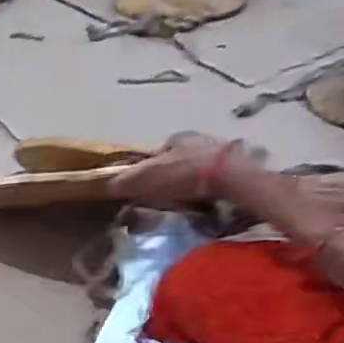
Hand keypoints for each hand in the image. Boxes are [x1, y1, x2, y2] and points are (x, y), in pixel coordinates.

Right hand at [109, 132, 236, 207]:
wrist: (230, 176)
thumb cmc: (183, 174)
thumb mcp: (145, 178)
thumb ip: (125, 181)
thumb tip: (106, 185)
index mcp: (175, 138)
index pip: (154, 154)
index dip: (146, 172)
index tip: (143, 190)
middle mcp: (198, 139)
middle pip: (177, 161)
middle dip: (170, 178)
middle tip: (164, 199)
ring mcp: (219, 151)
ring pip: (196, 169)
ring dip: (189, 184)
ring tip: (185, 204)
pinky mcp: (237, 166)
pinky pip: (214, 178)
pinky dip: (207, 190)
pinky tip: (205, 203)